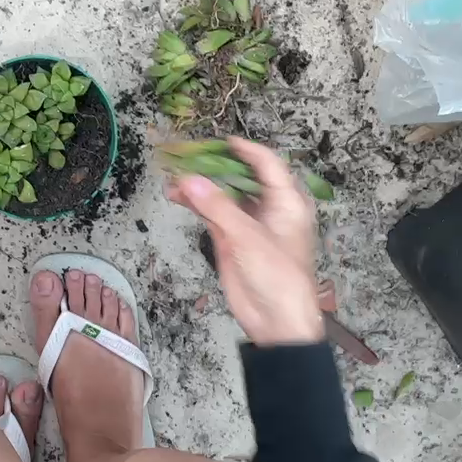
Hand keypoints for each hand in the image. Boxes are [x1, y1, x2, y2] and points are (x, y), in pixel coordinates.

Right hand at [166, 137, 325, 344]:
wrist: (276, 320)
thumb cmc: (279, 278)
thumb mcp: (249, 238)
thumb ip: (217, 207)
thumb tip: (190, 181)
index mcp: (286, 203)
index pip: (267, 164)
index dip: (245, 150)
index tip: (221, 141)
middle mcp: (268, 209)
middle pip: (240, 176)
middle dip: (214, 166)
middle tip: (188, 155)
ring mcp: (247, 224)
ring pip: (222, 194)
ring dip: (200, 185)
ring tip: (174, 177)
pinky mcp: (231, 239)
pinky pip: (211, 213)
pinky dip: (195, 204)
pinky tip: (177, 196)